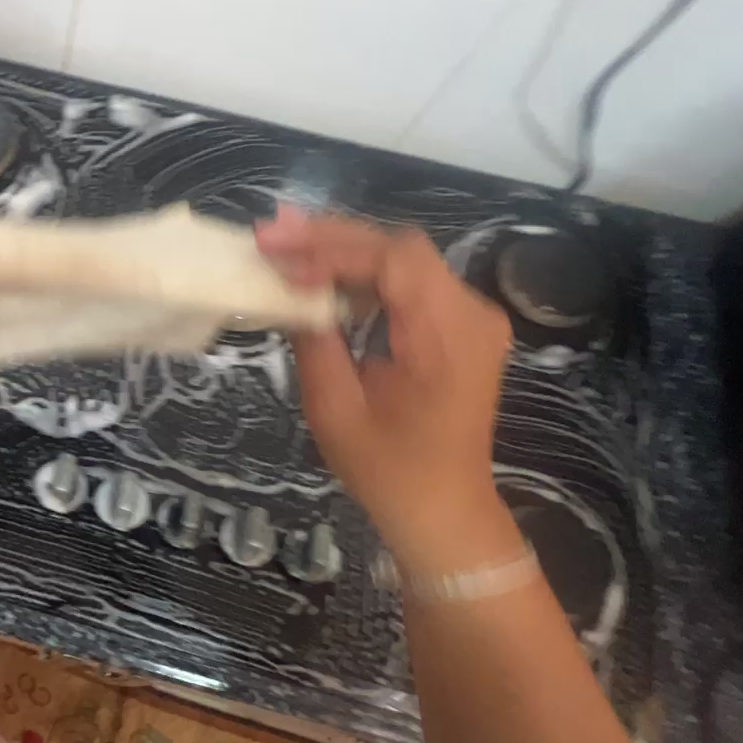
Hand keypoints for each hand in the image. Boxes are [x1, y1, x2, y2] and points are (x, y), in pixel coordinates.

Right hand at [257, 206, 515, 569]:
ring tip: (286, 247)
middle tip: (271, 235)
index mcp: (447, 336)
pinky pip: (409, 284)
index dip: (330, 247)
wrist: (441, 508)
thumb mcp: (336, 409)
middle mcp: (471, 314)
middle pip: (400, 249)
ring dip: (344, 251)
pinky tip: (322, 275)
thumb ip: (316, 342)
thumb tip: (293, 293)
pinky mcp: (457, 327)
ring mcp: (470, 318)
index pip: (393, 261)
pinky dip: (363, 275)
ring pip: (403, 260)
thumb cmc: (387, 469)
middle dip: (332, 238)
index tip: (275, 250)